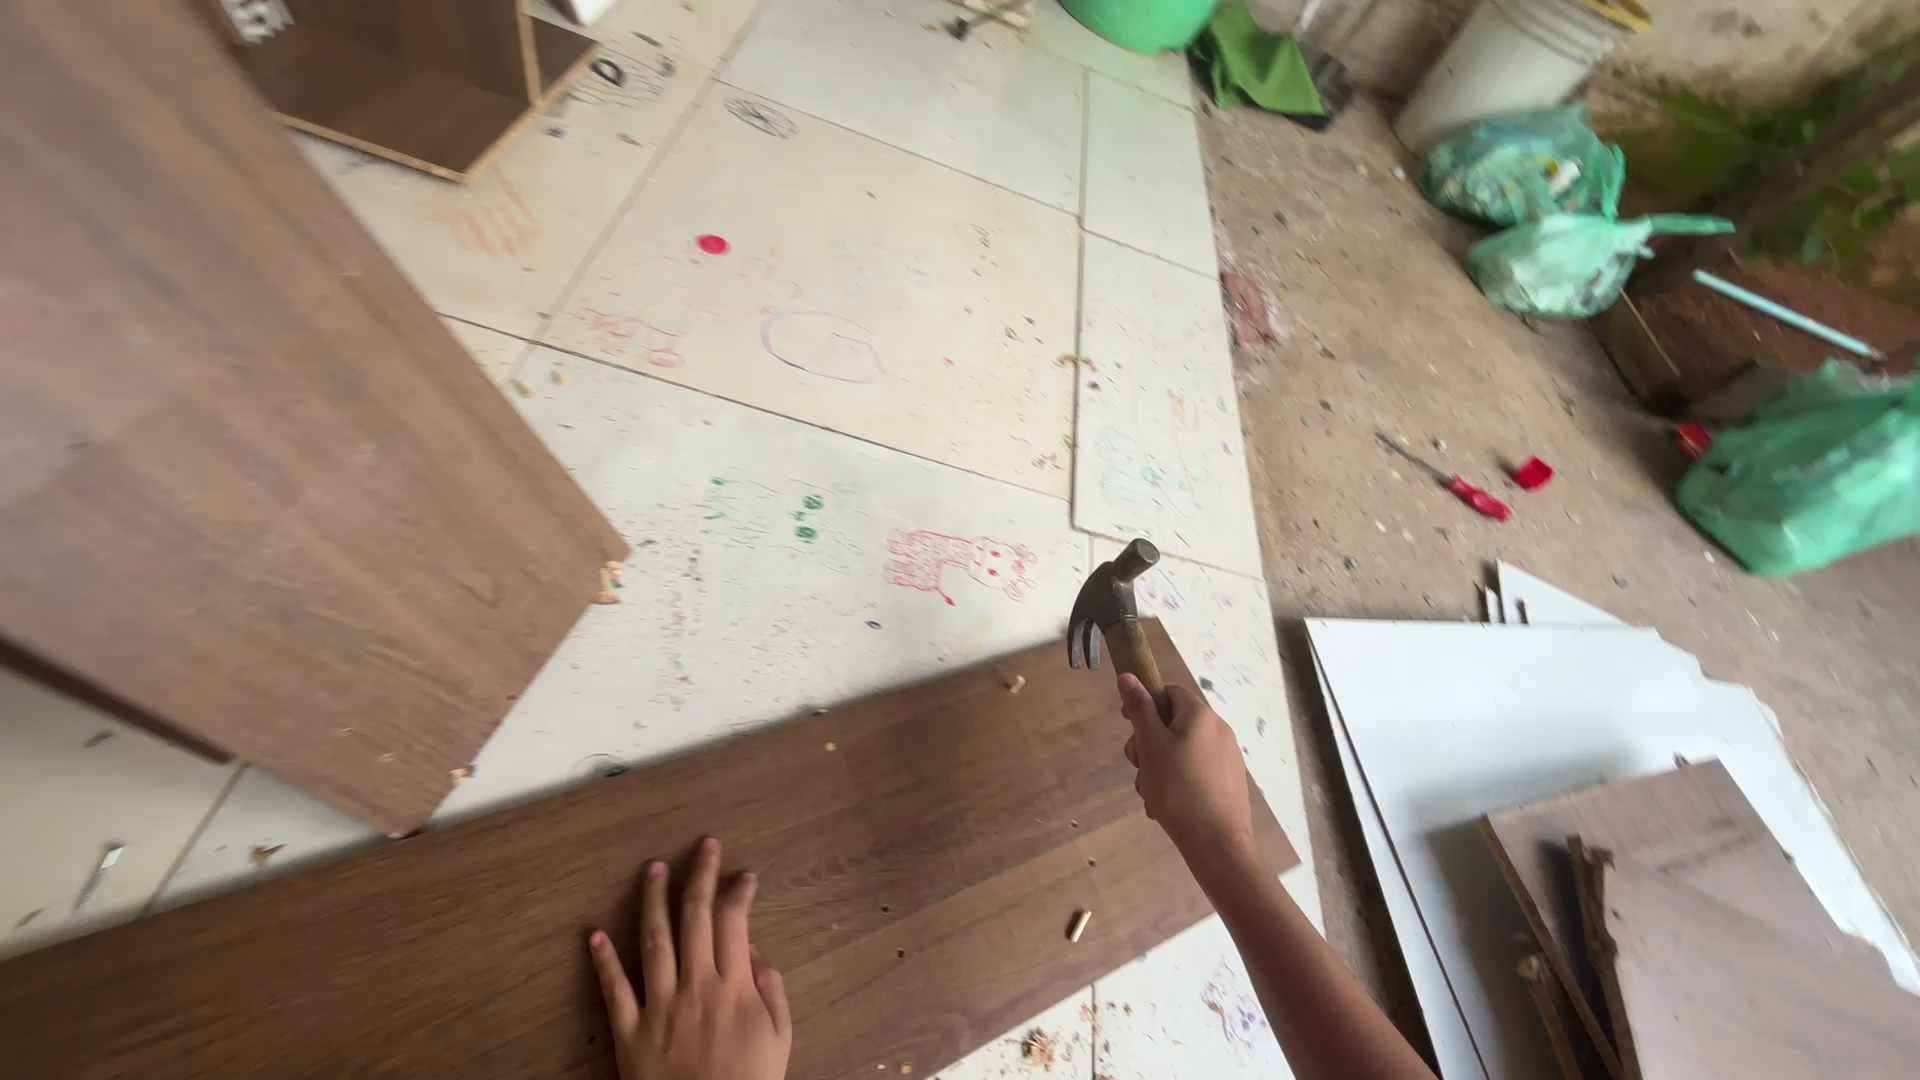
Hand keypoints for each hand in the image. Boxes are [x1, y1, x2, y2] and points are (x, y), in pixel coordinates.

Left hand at [588, 838, 791, 1079]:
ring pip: (654, 941)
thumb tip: (755, 951)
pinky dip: (603, 962)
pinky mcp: (629, 1034)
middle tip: (705, 846)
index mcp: (733, 988)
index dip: (739, 892)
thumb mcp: (779, 1038)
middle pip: (696, 918)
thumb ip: (771, 991)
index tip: (744, 876)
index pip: (735, 922)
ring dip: (653, 900)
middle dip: (701, 877)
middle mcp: (696, 987)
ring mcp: (659, 1008)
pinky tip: (595, 934)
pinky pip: (614, 992)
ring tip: (653, 868)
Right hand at [1118, 674, 1254, 862]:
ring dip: (1158, 766)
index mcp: (1201, 715)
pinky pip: (1193, 771)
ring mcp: (1227, 757)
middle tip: (1137, 766)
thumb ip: (1139, 708)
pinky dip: (1176, 781)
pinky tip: (1165, 804)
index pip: (1168, 692)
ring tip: (1150, 792)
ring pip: (1180, 750)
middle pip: (1172, 723)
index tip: (1128, 726)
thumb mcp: (1151, 744)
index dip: (1144, 705)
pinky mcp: (1228, 782)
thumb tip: (1128, 675)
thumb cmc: (1178, 788)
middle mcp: (1219, 730)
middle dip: (1148, 743)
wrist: (1217, 844)